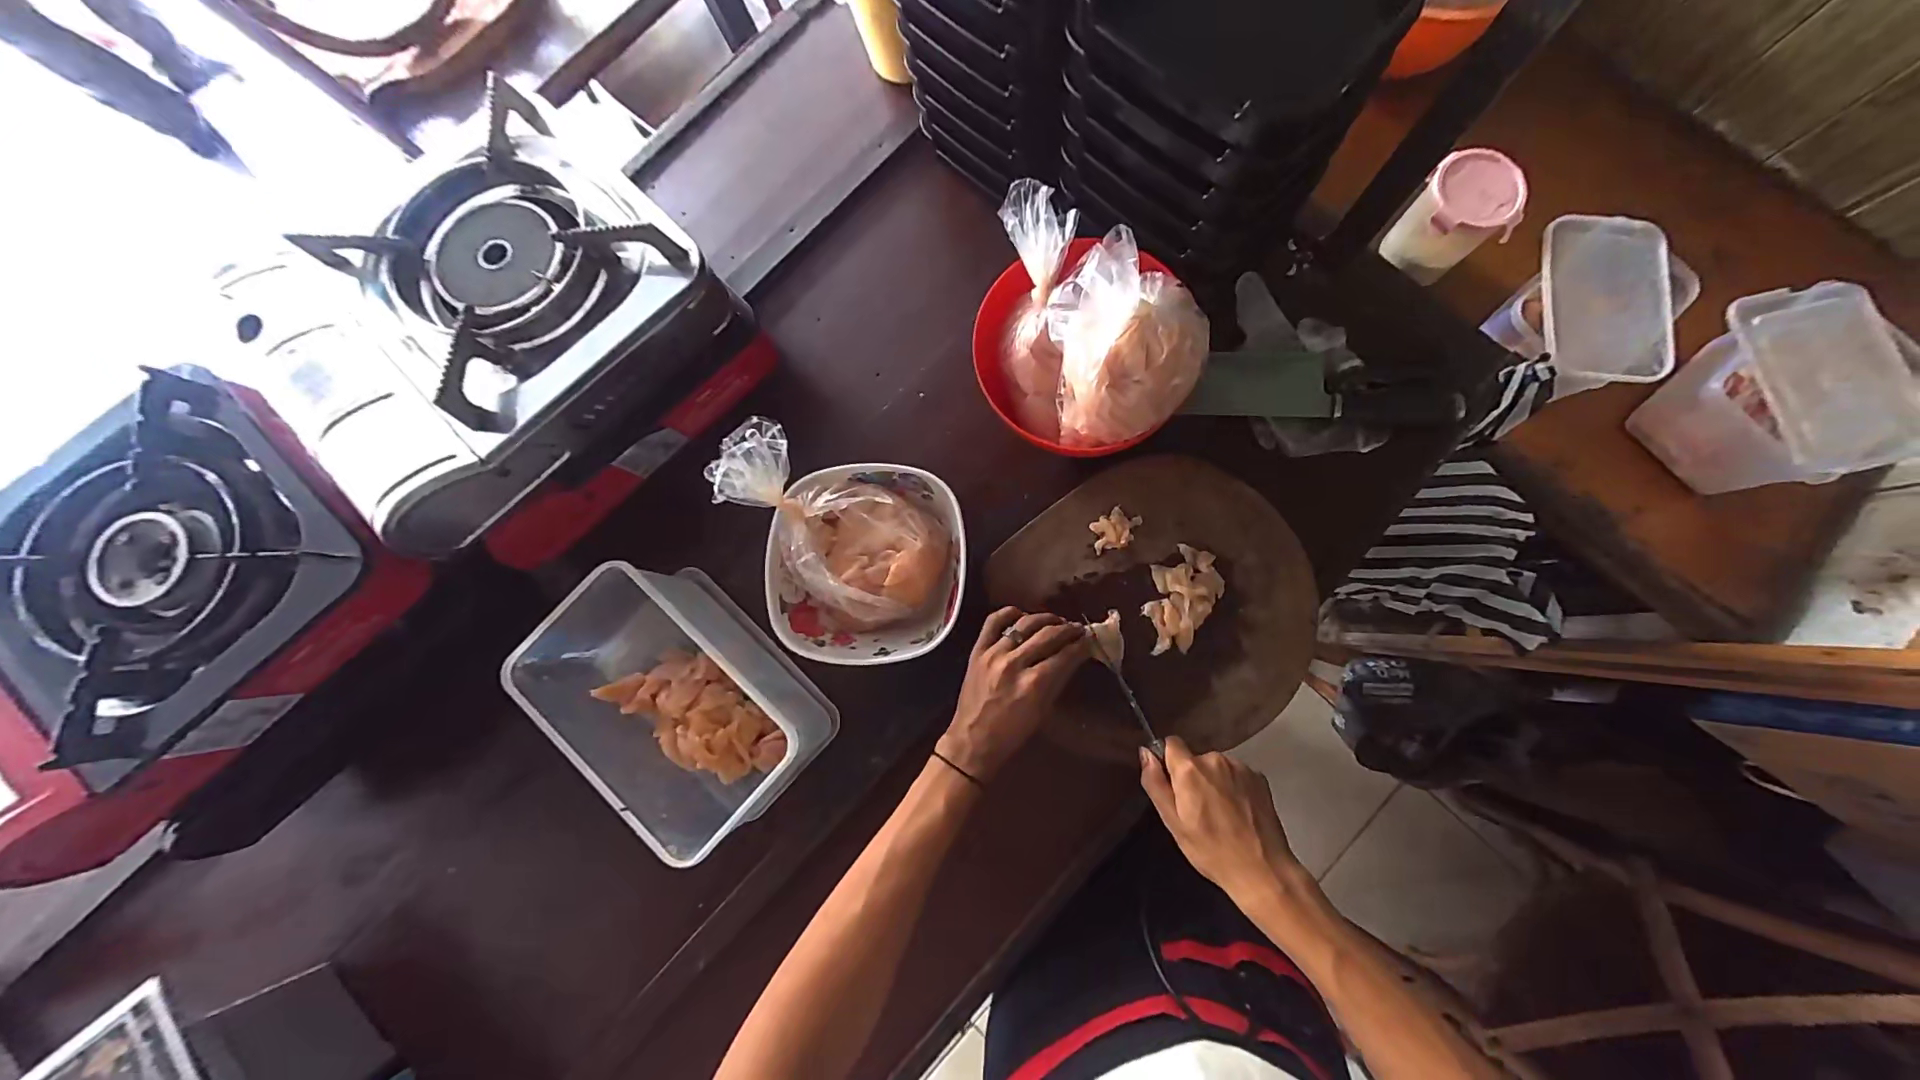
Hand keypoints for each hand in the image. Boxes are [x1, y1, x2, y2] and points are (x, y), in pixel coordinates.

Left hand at [937, 607, 1090, 782]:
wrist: (973, 740)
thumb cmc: (1013, 732)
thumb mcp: (1043, 710)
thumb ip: (1059, 680)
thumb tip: (1075, 656)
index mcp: (1035, 683)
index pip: (1066, 654)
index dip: (1082, 644)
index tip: (1090, 638)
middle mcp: (1015, 663)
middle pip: (1049, 635)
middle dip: (1068, 629)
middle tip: (1077, 628)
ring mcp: (994, 654)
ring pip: (1025, 623)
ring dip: (1045, 619)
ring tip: (1055, 622)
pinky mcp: (977, 650)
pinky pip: (993, 621)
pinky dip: (1009, 613)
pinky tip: (1021, 615)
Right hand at [1140, 737, 1304, 901]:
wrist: (1263, 870)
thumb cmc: (1212, 851)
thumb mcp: (1172, 822)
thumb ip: (1155, 782)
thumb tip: (1146, 753)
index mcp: (1189, 769)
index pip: (1171, 743)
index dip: (1169, 763)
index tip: (1174, 786)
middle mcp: (1215, 760)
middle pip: (1195, 758)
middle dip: (1193, 777)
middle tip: (1198, 810)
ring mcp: (1240, 768)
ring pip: (1216, 767)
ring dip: (1215, 782)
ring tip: (1221, 815)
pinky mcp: (1259, 778)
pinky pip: (1237, 774)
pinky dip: (1234, 788)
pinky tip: (1238, 813)